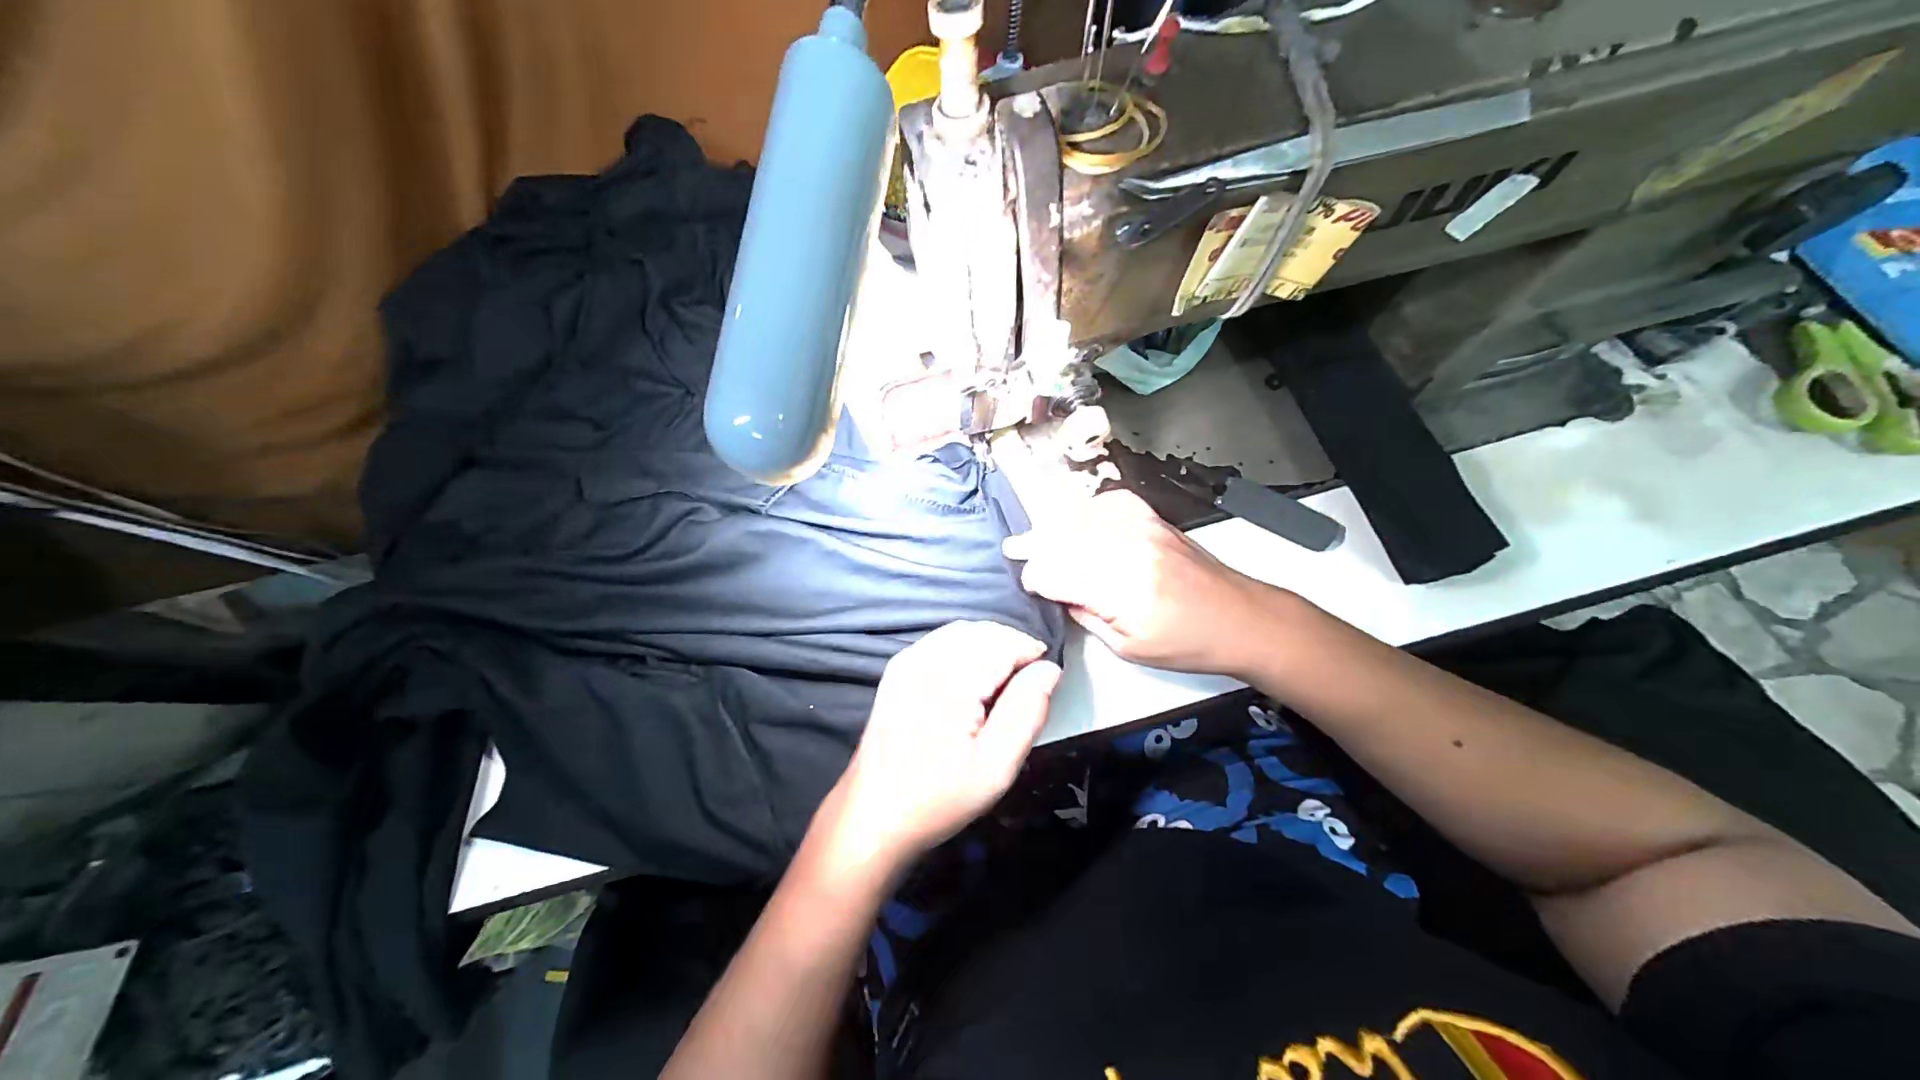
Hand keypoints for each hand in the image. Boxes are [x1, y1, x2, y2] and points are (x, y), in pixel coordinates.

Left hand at [823, 621, 1061, 873]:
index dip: (1032, 656)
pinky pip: (941, 641)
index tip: (1042, 687)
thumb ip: (1027, 711)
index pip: (1005, 641)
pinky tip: (972, 682)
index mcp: (950, 679)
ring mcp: (906, 661)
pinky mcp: (896, 670)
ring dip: (991, 647)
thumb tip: (1050, 669)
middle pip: (984, 631)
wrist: (873, 815)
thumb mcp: (996, 766)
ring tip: (1003, 686)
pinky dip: (966, 649)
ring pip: (963, 631)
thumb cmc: (937, 797)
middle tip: (1025, 689)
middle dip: (1012, 649)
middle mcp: (924, 658)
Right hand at [1001, 489, 1293, 675]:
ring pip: (1081, 515)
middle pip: (1063, 537)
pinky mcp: (1153, 519)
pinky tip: (1076, 520)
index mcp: (1123, 588)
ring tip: (1034, 535)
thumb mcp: (1128, 647)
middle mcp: (1131, 549)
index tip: (1030, 585)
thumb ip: (1086, 616)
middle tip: (1014, 550)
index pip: (1056, 571)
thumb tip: (1059, 595)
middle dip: (1034, 546)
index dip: (1035, 578)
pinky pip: (1108, 503)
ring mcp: (1143, 527)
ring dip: (1054, 525)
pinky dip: (1086, 509)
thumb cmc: (1193, 640)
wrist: (1241, 618)